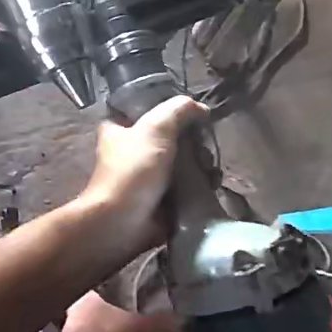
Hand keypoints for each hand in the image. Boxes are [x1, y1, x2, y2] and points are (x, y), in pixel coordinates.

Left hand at [77, 95, 206, 258]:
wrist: (123, 223)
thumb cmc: (133, 169)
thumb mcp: (156, 127)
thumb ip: (180, 110)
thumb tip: (202, 109)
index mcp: (119, 128)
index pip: (145, 108)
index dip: (168, 109)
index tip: (191, 114)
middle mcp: (131, 150)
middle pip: (171, 136)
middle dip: (193, 141)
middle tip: (203, 148)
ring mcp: (147, 176)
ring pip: (181, 161)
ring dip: (200, 164)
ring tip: (210, 169)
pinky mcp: (161, 198)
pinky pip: (186, 186)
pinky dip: (200, 185)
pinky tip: (211, 183)